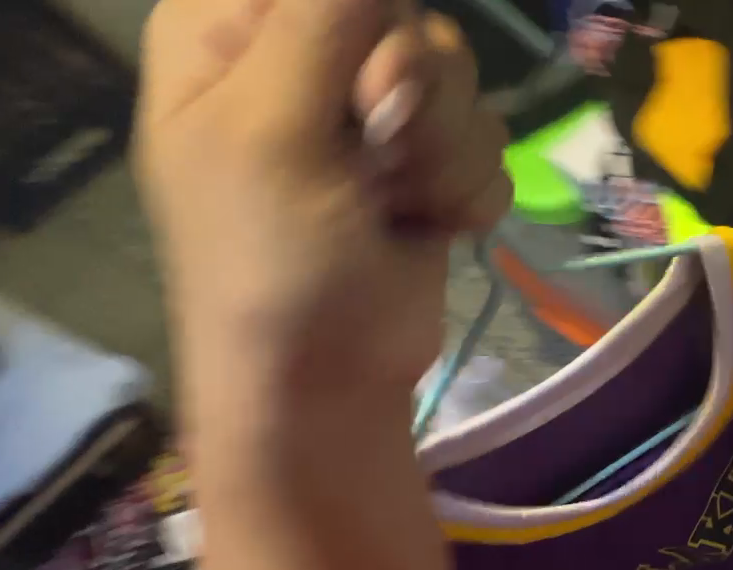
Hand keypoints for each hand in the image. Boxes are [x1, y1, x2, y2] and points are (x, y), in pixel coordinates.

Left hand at [135, 0, 510, 424]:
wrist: (330, 372)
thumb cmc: (274, 260)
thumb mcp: (269, 131)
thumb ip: (318, 26)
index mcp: (241, 32)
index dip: (374, 34)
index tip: (367, 96)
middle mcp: (317, 68)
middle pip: (420, 34)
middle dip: (419, 111)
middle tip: (378, 166)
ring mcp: (384, 129)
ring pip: (468, 99)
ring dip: (447, 165)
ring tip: (399, 211)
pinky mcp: (436, 179)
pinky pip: (491, 155)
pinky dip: (470, 199)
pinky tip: (432, 229)